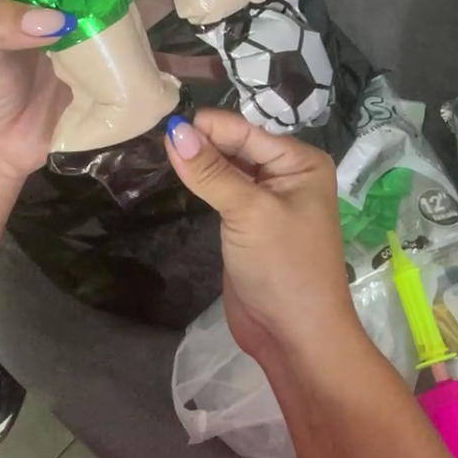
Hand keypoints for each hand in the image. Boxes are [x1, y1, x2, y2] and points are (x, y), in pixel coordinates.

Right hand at [165, 109, 362, 364]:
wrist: (295, 335)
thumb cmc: (284, 267)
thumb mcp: (248, 213)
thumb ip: (211, 172)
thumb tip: (175, 131)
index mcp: (302, 163)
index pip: (249, 132)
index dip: (209, 127)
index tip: (165, 122)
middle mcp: (288, 175)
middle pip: (238, 147)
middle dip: (203, 142)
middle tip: (156, 134)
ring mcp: (269, 200)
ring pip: (228, 170)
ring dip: (201, 162)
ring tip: (159, 149)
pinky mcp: (249, 224)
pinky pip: (224, 193)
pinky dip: (203, 184)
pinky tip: (178, 174)